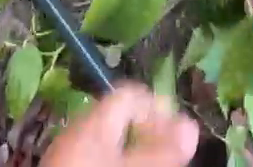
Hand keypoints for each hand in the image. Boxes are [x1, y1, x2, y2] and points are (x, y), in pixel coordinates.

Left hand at [40, 84, 198, 166]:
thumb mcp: (130, 164)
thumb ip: (160, 150)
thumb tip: (193, 126)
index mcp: (95, 118)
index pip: (130, 93)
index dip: (157, 105)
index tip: (176, 128)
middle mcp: (77, 128)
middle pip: (118, 116)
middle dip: (146, 130)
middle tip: (166, 150)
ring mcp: (65, 150)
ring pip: (105, 139)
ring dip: (129, 147)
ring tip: (146, 159)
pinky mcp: (60, 163)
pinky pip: (90, 153)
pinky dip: (111, 157)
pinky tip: (120, 165)